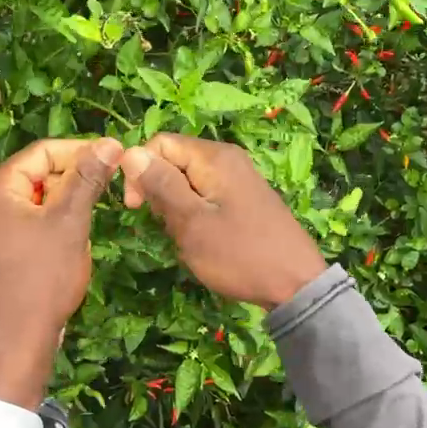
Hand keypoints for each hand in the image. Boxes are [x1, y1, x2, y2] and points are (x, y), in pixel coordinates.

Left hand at [0, 136, 122, 408]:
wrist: (17, 341)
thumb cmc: (42, 279)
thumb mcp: (70, 223)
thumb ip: (87, 179)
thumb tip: (110, 142)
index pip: (42, 152)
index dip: (81, 151)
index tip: (116, 156)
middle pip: (38, 172)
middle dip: (74, 177)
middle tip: (110, 187)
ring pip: (37, 196)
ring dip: (67, 200)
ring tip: (94, 213)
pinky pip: (30, 218)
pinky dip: (54, 219)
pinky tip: (75, 236)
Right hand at [119, 133, 326, 309]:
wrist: (296, 284)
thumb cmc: (239, 254)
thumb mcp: (191, 222)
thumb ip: (161, 185)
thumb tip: (130, 152)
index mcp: (214, 157)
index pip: (159, 143)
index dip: (139, 170)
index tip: (134, 207)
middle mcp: (228, 160)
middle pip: (174, 161)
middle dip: (159, 192)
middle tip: (167, 228)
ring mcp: (238, 180)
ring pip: (188, 182)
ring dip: (176, 209)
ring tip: (186, 239)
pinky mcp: (245, 200)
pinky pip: (207, 196)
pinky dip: (195, 216)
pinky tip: (201, 241)